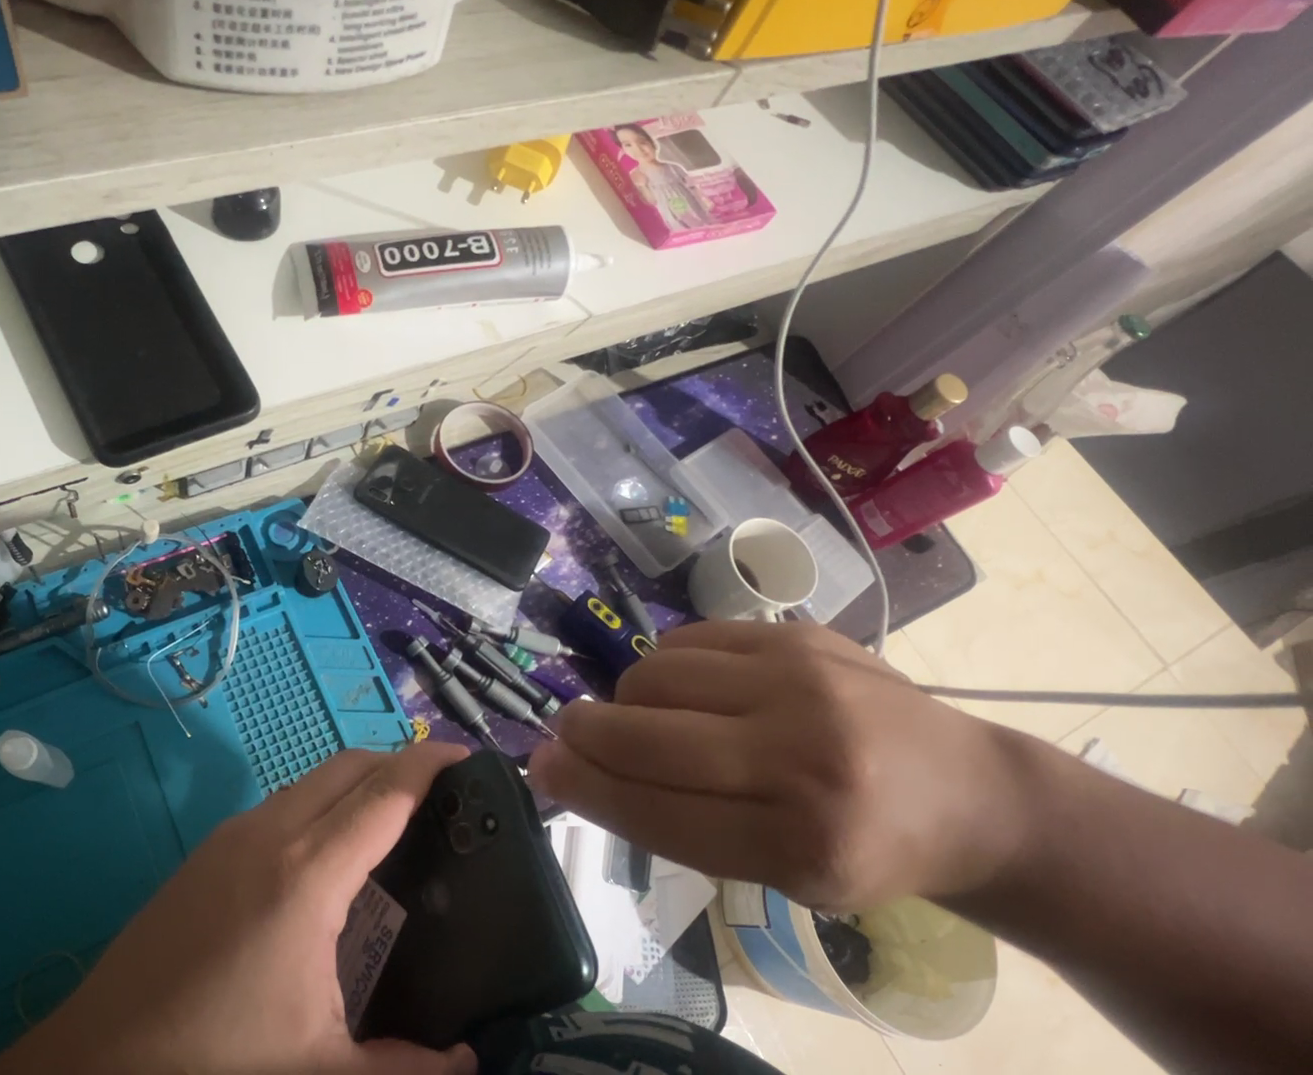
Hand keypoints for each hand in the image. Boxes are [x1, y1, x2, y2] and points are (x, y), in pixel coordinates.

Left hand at [0, 742, 476, 1074]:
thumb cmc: (219, 1055)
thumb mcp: (321, 1069)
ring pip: (309, 780)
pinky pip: (280, 803)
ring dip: (355, 781)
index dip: (430, 766)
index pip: (385, 794)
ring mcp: (231, 836)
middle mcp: (271, 834)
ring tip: (391, 816)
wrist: (101, 1059)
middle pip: (347, 767)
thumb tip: (467, 1063)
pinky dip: (319, 802)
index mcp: (309, 875)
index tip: (467, 755)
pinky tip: (327, 850)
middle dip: (397, 762)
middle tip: (440, 789)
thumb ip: (406, 1068)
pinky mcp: (206, 852)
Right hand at [528, 621, 1040, 911]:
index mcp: (801, 843)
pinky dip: (665, 666)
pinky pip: (687, 639)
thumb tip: (576, 769)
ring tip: (645, 717)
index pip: (657, 811)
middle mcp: (802, 757)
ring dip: (626, 698)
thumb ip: (677, 824)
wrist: (969, 793)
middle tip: (565, 734)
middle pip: (646, 736)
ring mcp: (801, 684)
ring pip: (655, 675)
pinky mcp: (799, 635)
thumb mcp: (778, 872)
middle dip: (585, 734)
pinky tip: (685, 688)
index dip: (585, 788)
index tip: (540, 767)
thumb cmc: (862, 848)